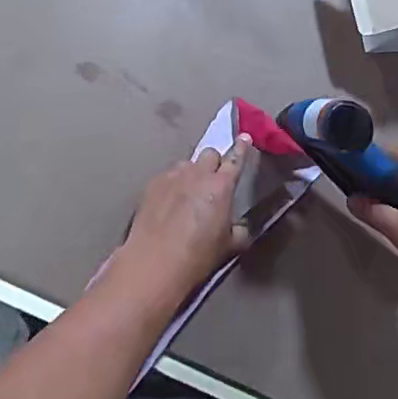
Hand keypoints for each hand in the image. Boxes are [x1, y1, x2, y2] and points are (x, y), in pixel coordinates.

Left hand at [108, 136, 254, 305]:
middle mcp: (197, 173)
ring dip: (192, 173)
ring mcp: (172, 176)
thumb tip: (240, 227)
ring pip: (187, 164)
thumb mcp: (229, 246)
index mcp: (221, 185)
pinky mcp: (152, 183)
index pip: (235, 159)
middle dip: (214, 162)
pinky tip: (169, 202)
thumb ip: (239, 230)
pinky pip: (168, 176)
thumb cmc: (198, 255)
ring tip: (188, 193)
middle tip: (213, 180)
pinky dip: (173, 184)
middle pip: (209, 154)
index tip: (244, 137)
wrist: (155, 261)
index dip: (241, 148)